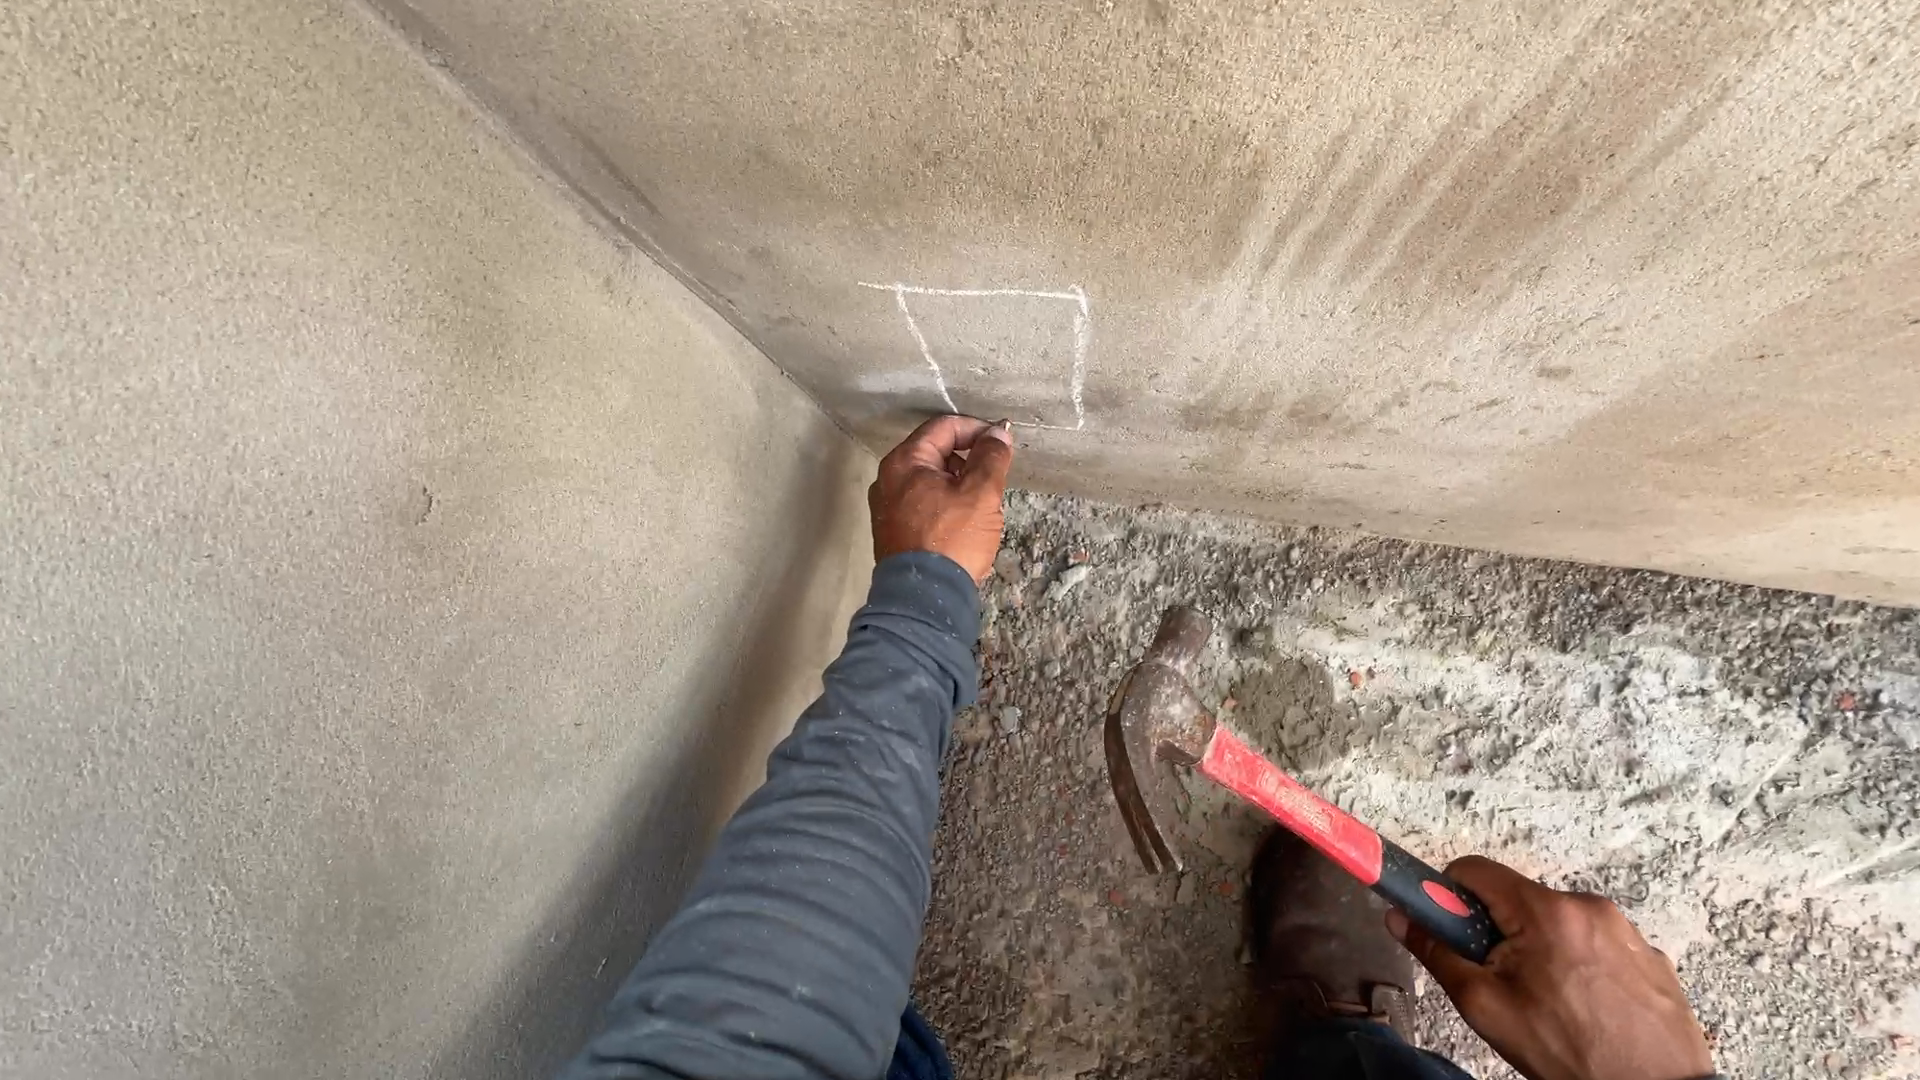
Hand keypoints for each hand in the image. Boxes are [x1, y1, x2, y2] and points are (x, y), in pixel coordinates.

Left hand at [869, 415, 1014, 583]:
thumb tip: (997, 434)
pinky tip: (964, 526)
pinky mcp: (894, 530)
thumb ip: (990, 458)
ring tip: (981, 508)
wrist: (924, 599)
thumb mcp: (979, 494)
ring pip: (931, 481)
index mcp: (905, 462)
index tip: (1002, 444)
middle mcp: (889, 479)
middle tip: (993, 480)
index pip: (944, 427)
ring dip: (960, 485)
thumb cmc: (952, 541)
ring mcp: (888, 506)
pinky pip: (924, 504)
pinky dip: (946, 505)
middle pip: (936, 453)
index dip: (977, 429)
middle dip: (969, 461)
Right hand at [1386, 857, 1712, 1079]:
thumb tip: (1397, 917)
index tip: (1453, 929)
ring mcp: (1628, 931)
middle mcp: (1589, 905)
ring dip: (1542, 945)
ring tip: (1551, 997)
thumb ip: (1436, 952)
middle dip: (1499, 927)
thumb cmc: (1565, 1052)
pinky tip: (1588, 1004)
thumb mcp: (1484, 1005)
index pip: (1474, 869)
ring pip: (1556, 920)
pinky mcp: (1655, 958)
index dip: (1452, 894)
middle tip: (1503, 976)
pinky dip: (1582, 962)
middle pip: (1517, 897)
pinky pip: (1597, 942)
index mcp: (1545, 910)